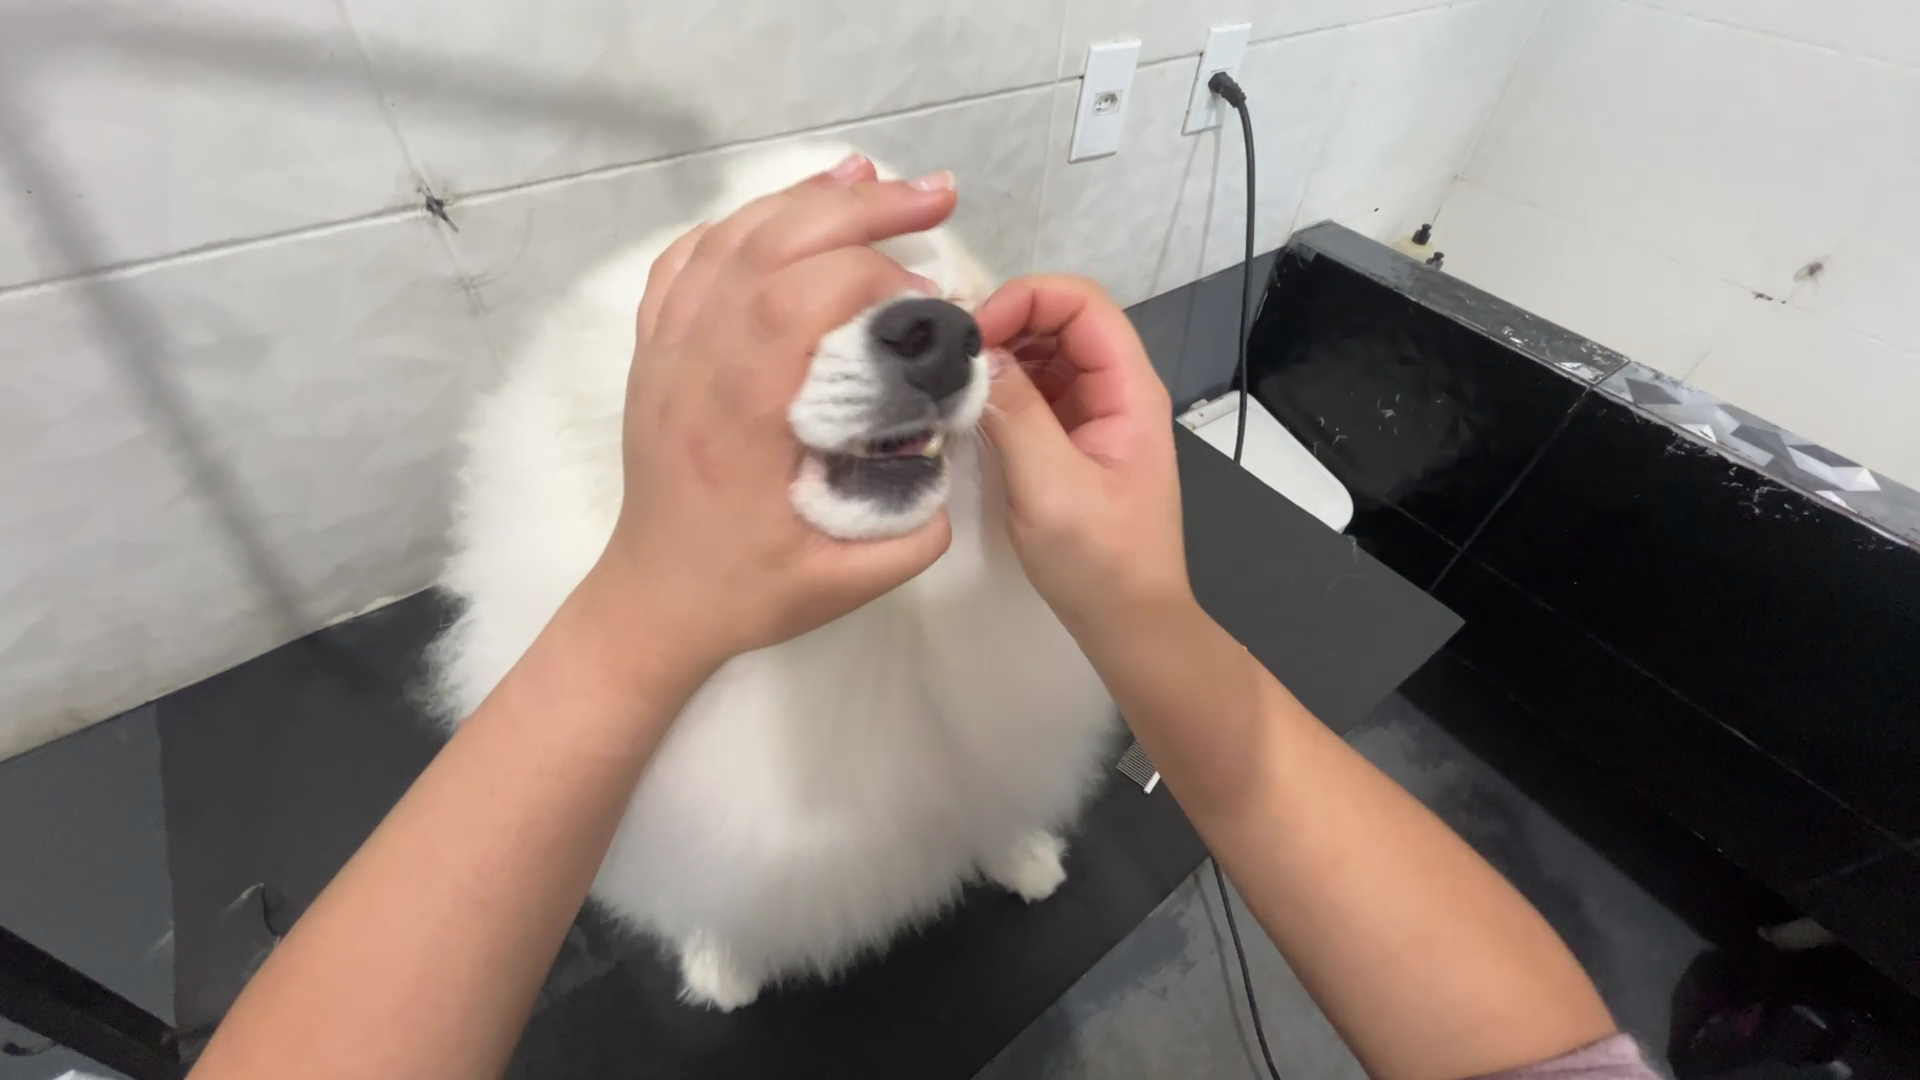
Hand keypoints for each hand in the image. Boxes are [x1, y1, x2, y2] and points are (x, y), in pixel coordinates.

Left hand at [583, 155, 959, 670]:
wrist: (657, 600)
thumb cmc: (750, 592)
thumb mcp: (850, 582)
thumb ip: (920, 528)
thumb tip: (952, 452)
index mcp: (740, 417)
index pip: (801, 299)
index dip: (875, 277)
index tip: (929, 308)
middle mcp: (693, 365)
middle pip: (772, 244)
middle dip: (863, 209)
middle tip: (937, 199)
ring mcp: (664, 351)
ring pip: (731, 237)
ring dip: (808, 197)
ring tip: (875, 175)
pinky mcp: (655, 352)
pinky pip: (688, 261)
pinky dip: (740, 222)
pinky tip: (785, 213)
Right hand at [975, 275, 1190, 630]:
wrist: (1126, 619)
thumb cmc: (1099, 560)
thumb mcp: (1053, 487)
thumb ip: (1017, 415)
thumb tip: (978, 356)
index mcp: (1129, 390)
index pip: (1082, 304)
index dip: (1025, 299)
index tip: (972, 334)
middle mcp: (1115, 390)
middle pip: (1062, 321)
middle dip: (1007, 322)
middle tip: (951, 354)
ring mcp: (1093, 415)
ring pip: (1046, 356)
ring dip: (1001, 356)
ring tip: (953, 377)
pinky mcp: (1071, 440)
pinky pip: (1036, 394)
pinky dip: (1003, 389)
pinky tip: (971, 406)